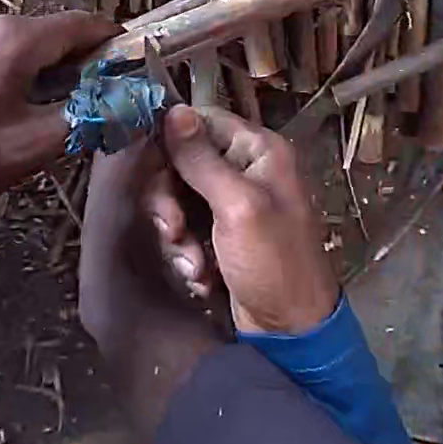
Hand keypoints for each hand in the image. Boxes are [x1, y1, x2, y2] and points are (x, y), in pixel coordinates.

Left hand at [0, 12, 118, 199]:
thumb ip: (84, 119)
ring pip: (23, 43)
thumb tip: (127, 102)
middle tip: (90, 103)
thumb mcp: (27, 146)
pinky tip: (3, 107)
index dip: (113, 43)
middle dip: (80, 63)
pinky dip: (14, 70)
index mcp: (16, 39)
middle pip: (54, 33)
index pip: (84, 24)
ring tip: (46, 111)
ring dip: (46, 69)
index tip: (130, 67)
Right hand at [158, 104, 338, 334]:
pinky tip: (199, 274)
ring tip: (191, 264)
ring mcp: (230, 198)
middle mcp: (243, 166)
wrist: (291, 333)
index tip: (152, 166)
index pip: (201, 119)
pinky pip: (184, 221)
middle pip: (182, 158)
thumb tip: (173, 110)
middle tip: (173, 229)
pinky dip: (185, 247)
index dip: (171, 139)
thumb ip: (201, 158)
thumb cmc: (273, 262)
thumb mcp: (236, 206)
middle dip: (170, 198)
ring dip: (176, 230)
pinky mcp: (218, 227)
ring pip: (177, 193)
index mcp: (258, 149)